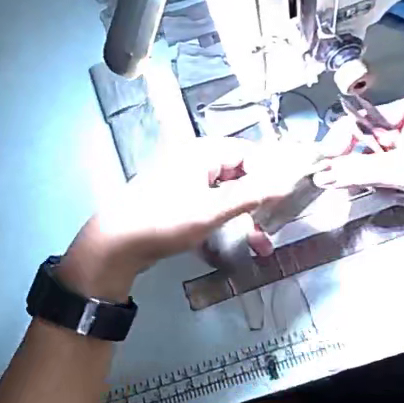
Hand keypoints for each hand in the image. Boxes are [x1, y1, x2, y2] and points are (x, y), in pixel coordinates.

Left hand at [61, 138, 305, 299]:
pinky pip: (208, 208)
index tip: (287, 198)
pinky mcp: (175, 202)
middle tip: (273, 227)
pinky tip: (229, 249)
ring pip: (225, 195)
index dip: (271, 175)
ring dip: (243, 219)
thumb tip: (286, 181)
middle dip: (259, 203)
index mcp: (202, 152)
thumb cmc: (165, 221)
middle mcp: (193, 161)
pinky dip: (222, 225)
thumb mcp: (213, 210)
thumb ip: (252, 195)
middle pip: (239, 175)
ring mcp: (182, 181)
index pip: (250, 153)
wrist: (116, 245)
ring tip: (258, 246)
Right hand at [311, 98, 403, 253]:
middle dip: (355, 167)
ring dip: (375, 183)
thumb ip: (360, 170)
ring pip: (382, 168)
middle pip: (367, 147)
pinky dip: (393, 192)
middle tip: (341, 188)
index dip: (338, 144)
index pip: (358, 123)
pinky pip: (398, 182)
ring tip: (375, 194)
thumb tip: (321, 172)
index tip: (321, 168)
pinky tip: (398, 200)